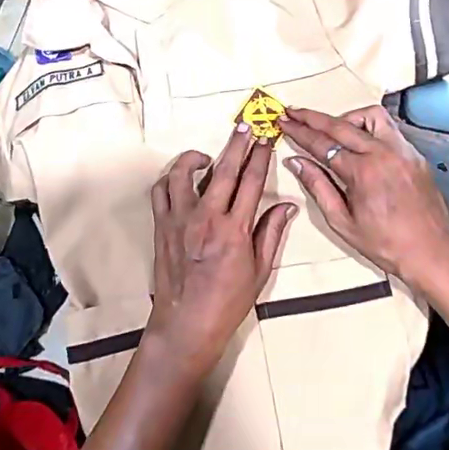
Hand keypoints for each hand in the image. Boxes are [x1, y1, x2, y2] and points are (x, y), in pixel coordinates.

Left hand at [144, 123, 297, 375]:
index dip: (261, 156)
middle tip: (246, 125)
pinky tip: (182, 179)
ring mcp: (180, 220)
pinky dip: (170, 178)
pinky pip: (161, 191)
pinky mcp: (162, 226)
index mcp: (234, 230)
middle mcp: (206, 218)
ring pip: (184, 173)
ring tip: (209, 156)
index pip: (252, 182)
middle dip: (238, 143)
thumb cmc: (227, 302)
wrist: (186, 323)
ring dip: (198, 157)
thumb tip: (287, 206)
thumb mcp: (259, 271)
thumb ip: (271, 233)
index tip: (266, 138)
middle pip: (224, 169)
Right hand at [279, 106, 448, 288]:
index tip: (284, 122)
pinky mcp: (415, 155)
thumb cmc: (385, 244)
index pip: (322, 143)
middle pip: (340, 124)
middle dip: (312, 117)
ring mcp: (403, 151)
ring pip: (370, 116)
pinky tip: (360, 141)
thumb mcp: (342, 221)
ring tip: (332, 128)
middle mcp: (384, 154)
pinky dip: (369, 128)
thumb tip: (296, 162)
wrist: (430, 252)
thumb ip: (317, 187)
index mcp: (363, 172)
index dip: (299, 131)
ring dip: (346, 117)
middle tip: (293, 113)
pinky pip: (389, 129)